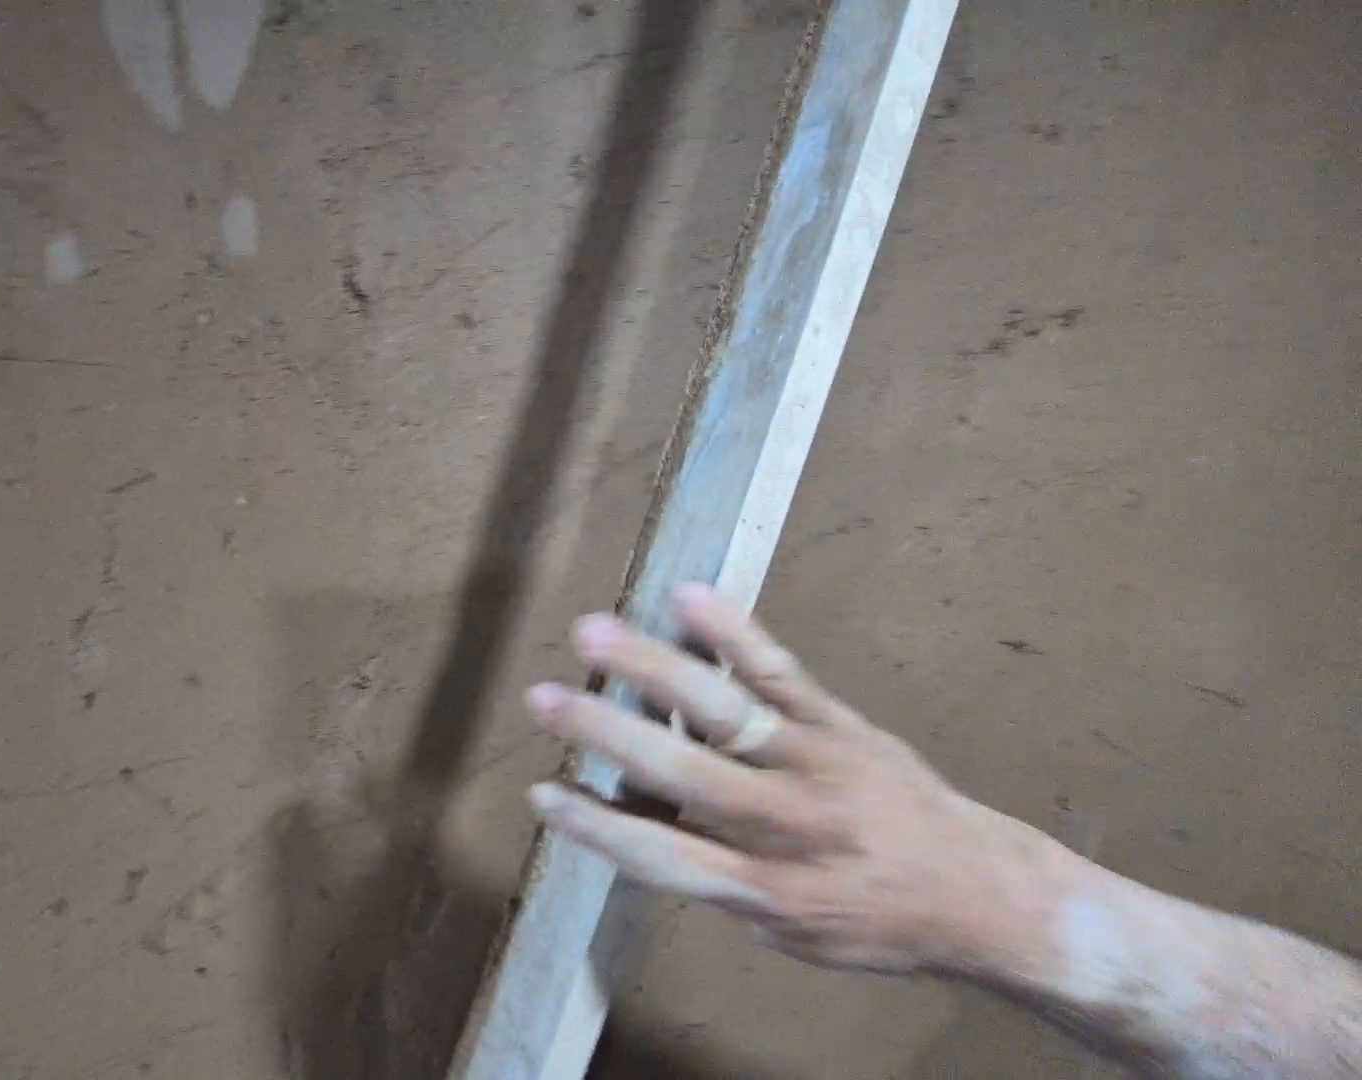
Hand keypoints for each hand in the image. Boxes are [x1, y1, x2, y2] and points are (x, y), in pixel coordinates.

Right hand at [526, 583, 1064, 974]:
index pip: (661, 854)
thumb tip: (630, 816)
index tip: (542, 793)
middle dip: (605, 732)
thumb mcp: (787, 928)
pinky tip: (688, 597)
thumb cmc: (872, 918)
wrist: (989, 895)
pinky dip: (731, 633)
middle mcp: (789, 824)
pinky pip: (779, 672)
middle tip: (544, 698)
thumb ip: (709, 874)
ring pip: (722, 710)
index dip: (597, 825)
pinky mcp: (839, 722)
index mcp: (769, 890)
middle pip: (683, 772)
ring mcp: (816, 763)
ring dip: (652, 668)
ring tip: (594, 631)